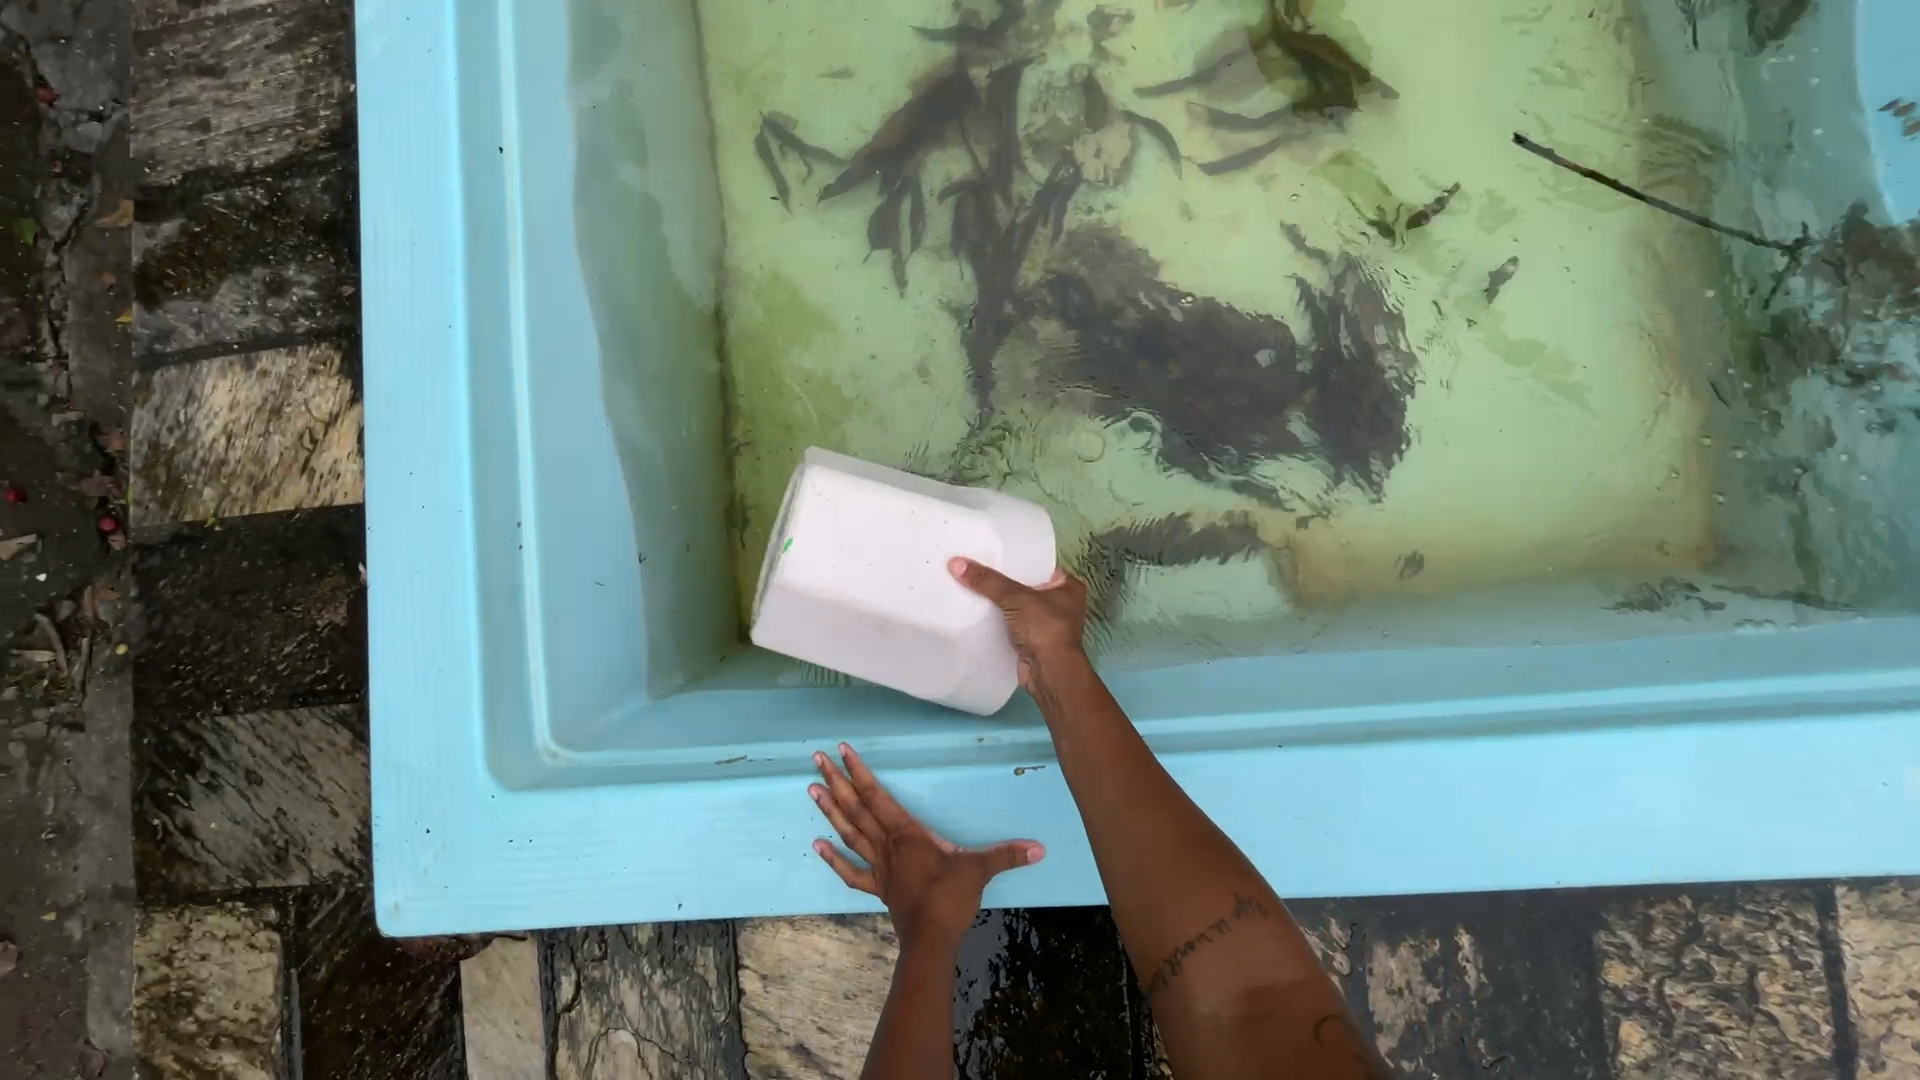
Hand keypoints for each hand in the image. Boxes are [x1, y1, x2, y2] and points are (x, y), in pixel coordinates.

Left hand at [810, 743, 1043, 948]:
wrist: (931, 940)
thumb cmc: (951, 899)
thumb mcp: (979, 870)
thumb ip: (1006, 854)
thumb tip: (1039, 848)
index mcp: (906, 833)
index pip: (877, 795)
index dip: (859, 772)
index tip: (842, 750)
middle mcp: (887, 844)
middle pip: (856, 808)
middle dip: (836, 781)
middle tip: (816, 759)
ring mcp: (878, 866)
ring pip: (849, 832)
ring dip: (830, 810)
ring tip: (812, 789)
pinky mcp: (877, 887)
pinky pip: (851, 871)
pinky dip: (833, 858)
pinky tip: (817, 846)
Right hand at [948, 557, 1088, 689]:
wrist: (1049, 673)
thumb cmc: (1044, 628)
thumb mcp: (1016, 598)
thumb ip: (987, 581)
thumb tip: (955, 563)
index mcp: (1068, 586)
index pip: (1038, 564)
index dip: (1015, 558)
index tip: (990, 550)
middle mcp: (1060, 602)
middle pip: (1024, 584)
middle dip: (1001, 580)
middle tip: (975, 565)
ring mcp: (1046, 623)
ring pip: (1016, 605)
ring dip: (997, 600)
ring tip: (969, 583)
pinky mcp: (1031, 640)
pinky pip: (1010, 622)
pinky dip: (996, 618)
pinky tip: (975, 608)